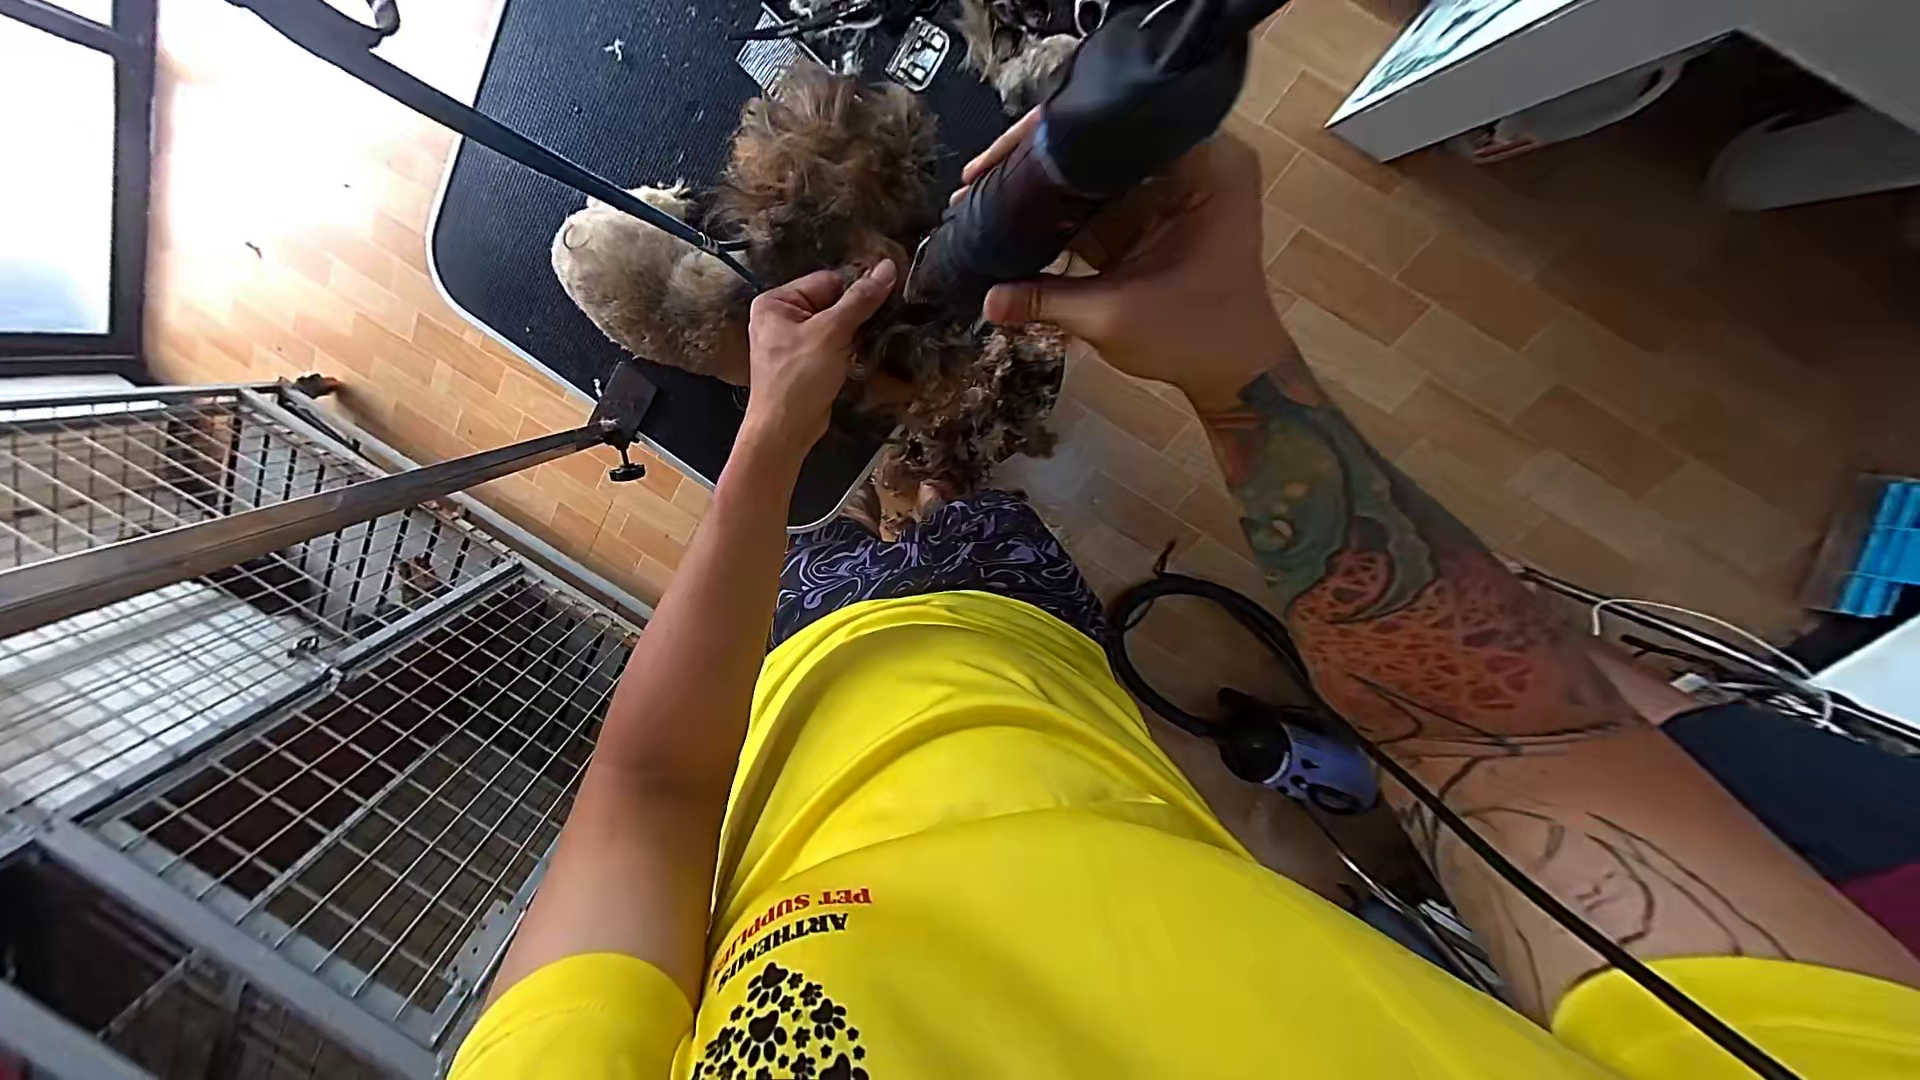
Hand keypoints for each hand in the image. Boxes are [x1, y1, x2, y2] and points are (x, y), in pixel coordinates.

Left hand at [740, 260, 896, 455]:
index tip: (884, 300)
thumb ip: (860, 301)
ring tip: (870, 343)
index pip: (827, 281)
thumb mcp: (831, 333)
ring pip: (835, 328)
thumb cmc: (798, 379)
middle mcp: (781, 318)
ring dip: (854, 336)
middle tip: (880, 325)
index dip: (855, 291)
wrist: (784, 430)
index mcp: (777, 301)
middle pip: (831, 304)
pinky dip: (847, 352)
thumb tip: (887, 268)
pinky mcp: (806, 365)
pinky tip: (859, 359)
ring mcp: (793, 343)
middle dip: (855, 316)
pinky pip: (832, 348)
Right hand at [960, 117, 1300, 411]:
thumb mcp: (1114, 317)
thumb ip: (1047, 302)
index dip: (1051, 138)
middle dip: (1039, 163)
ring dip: (1045, 190)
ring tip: (983, 195)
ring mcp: (1170, 190)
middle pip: (1101, 145)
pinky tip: (1015, 218)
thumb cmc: (1191, 339)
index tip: (995, 157)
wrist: (1229, 371)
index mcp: (1204, 165)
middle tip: (977, 178)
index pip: (1117, 127)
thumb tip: (987, 300)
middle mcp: (1191, 162)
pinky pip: (1097, 206)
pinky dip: (1060, 218)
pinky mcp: (1151, 218)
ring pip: (1094, 176)